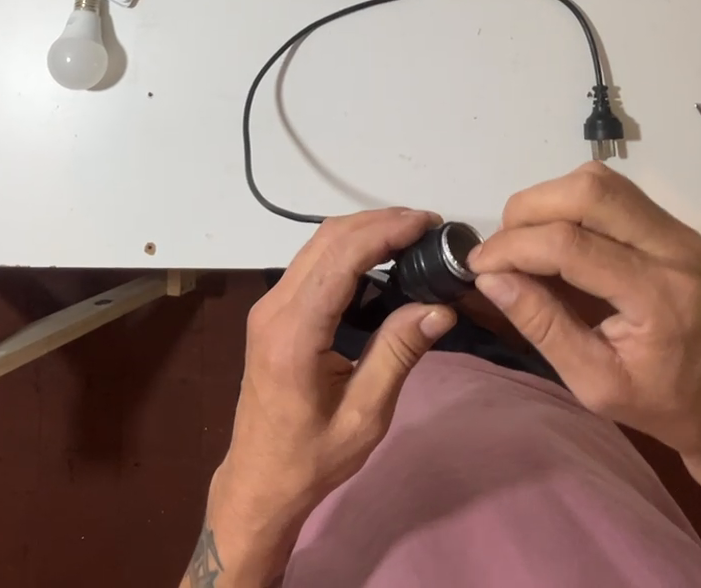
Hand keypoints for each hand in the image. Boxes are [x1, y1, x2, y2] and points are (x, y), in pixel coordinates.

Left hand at [200, 209, 457, 585]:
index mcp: (293, 332)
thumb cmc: (313, 456)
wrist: (260, 478)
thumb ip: (398, 353)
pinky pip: (311, 263)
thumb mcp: (366, 413)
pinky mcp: (273, 310)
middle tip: (426, 226)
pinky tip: (380, 259)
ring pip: (316, 245)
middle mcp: (274, 307)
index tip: (426, 223)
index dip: (384, 231)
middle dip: (377, 222)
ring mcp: (269, 305)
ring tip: (410, 236)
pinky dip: (347, 250)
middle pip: (326, 239)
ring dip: (363, 231)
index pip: (340, 259)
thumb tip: (439, 307)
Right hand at [468, 163, 700, 496]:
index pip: (570, 245)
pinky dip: (572, 204)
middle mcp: (678, 252)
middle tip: (503, 247)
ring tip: (527, 241)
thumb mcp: (594, 384)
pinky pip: (616, 193)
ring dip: (549, 201)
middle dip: (528, 210)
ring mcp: (684, 234)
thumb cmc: (664, 406)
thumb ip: (541, 325)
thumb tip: (489, 278)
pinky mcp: (679, 229)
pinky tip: (558, 238)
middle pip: (589, 191)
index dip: (513, 248)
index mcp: (660, 299)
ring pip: (601, 181)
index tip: (478, 265)